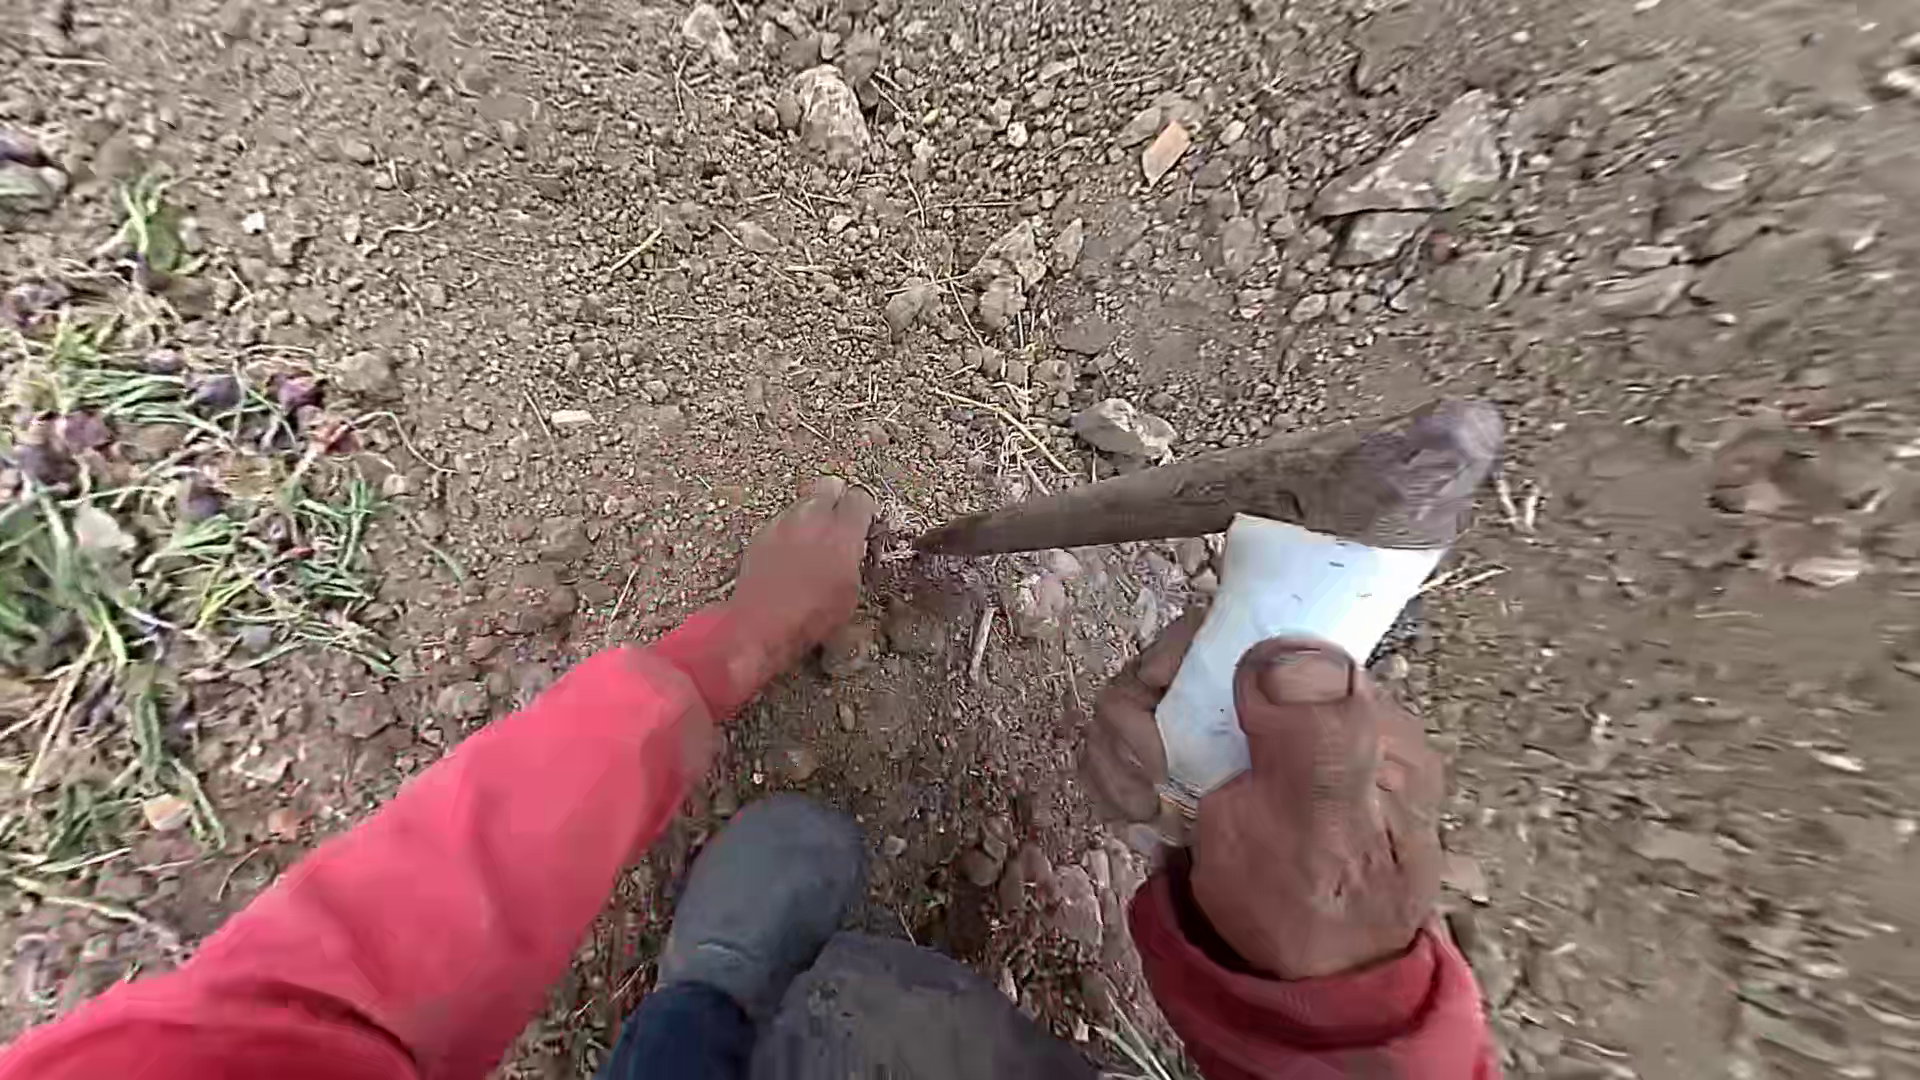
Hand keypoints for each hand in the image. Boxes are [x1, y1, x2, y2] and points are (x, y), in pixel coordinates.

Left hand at [729, 477, 876, 667]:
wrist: (762, 627)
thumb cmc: (813, 617)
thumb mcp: (851, 591)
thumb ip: (854, 556)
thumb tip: (854, 546)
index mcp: (843, 533)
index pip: (861, 498)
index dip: (865, 508)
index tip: (865, 520)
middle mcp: (813, 519)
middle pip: (829, 486)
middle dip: (837, 498)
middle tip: (841, 519)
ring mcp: (783, 523)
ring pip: (803, 502)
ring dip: (812, 514)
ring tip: (814, 540)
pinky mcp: (760, 535)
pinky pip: (782, 521)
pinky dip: (790, 530)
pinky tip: (790, 554)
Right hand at [1083, 626, 1441, 979]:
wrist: (1278, 979)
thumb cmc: (1313, 911)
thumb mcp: (1327, 834)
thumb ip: (1320, 743)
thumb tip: (1286, 652)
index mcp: (1337, 701)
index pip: (1251, 625)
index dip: (1189, 649)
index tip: (1160, 696)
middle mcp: (1278, 700)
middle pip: (1178, 657)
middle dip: (1142, 716)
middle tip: (1150, 776)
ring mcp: (1226, 726)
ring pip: (1137, 693)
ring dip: (1119, 750)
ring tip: (1141, 807)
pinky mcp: (1186, 750)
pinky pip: (1120, 730)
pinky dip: (1112, 768)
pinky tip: (1134, 810)